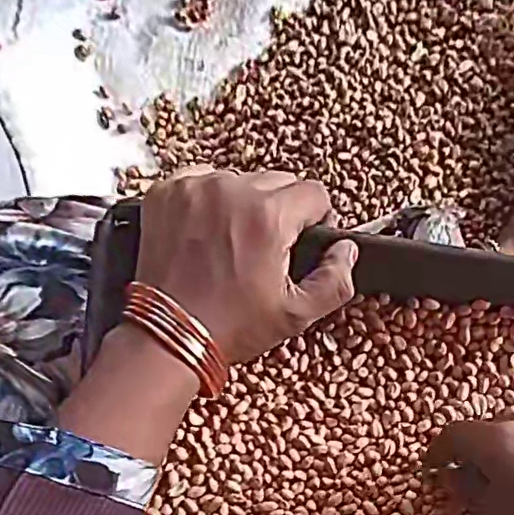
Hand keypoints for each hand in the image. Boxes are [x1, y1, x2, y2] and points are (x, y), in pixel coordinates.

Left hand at [136, 167, 359, 362]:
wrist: (170, 333)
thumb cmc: (229, 326)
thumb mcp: (296, 314)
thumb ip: (335, 280)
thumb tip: (346, 251)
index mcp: (268, 216)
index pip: (314, 193)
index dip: (318, 220)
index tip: (304, 241)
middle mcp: (231, 191)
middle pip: (278, 182)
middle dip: (281, 213)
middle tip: (267, 251)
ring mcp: (195, 188)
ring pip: (240, 181)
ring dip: (245, 206)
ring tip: (234, 246)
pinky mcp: (167, 192)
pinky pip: (202, 182)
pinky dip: (210, 203)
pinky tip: (208, 236)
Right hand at [423, 402, 513, 514]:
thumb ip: (473, 489)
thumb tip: (458, 475)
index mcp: (502, 439)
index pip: (455, 435)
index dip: (439, 453)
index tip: (435, 468)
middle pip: (488, 429)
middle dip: (476, 455)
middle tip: (473, 485)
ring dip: (507, 452)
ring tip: (512, 487)